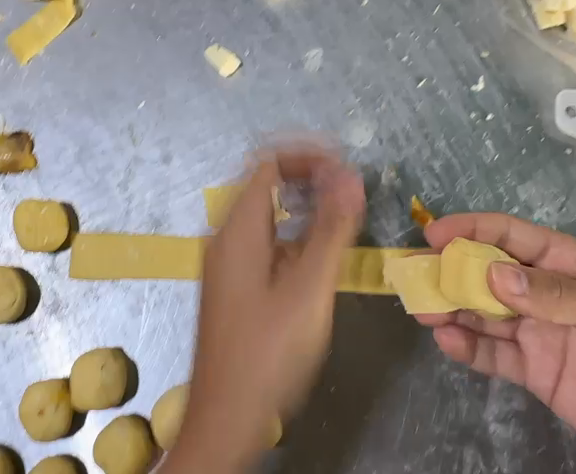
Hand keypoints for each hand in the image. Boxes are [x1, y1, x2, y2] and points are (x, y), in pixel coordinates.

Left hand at [164, 148, 364, 472]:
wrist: (224, 420)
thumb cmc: (268, 353)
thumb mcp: (308, 289)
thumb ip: (332, 230)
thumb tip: (351, 175)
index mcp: (238, 228)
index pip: (268, 162)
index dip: (308, 156)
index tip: (346, 167)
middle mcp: (225, 235)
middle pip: (265, 182)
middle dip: (309, 176)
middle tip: (350, 190)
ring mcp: (226, 261)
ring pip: (266, 211)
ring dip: (304, 204)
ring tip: (344, 216)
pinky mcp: (234, 284)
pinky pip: (264, 237)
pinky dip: (293, 231)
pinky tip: (319, 255)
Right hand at [416, 214, 575, 473]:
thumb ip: (559, 296)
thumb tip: (493, 274)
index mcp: (571, 265)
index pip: (512, 237)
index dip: (472, 230)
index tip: (432, 235)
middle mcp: (549, 293)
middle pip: (489, 273)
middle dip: (451, 270)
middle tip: (413, 276)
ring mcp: (542, 334)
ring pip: (484, 313)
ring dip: (453, 307)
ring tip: (422, 309)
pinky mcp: (540, 375)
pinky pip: (495, 355)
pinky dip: (468, 347)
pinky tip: (448, 343)